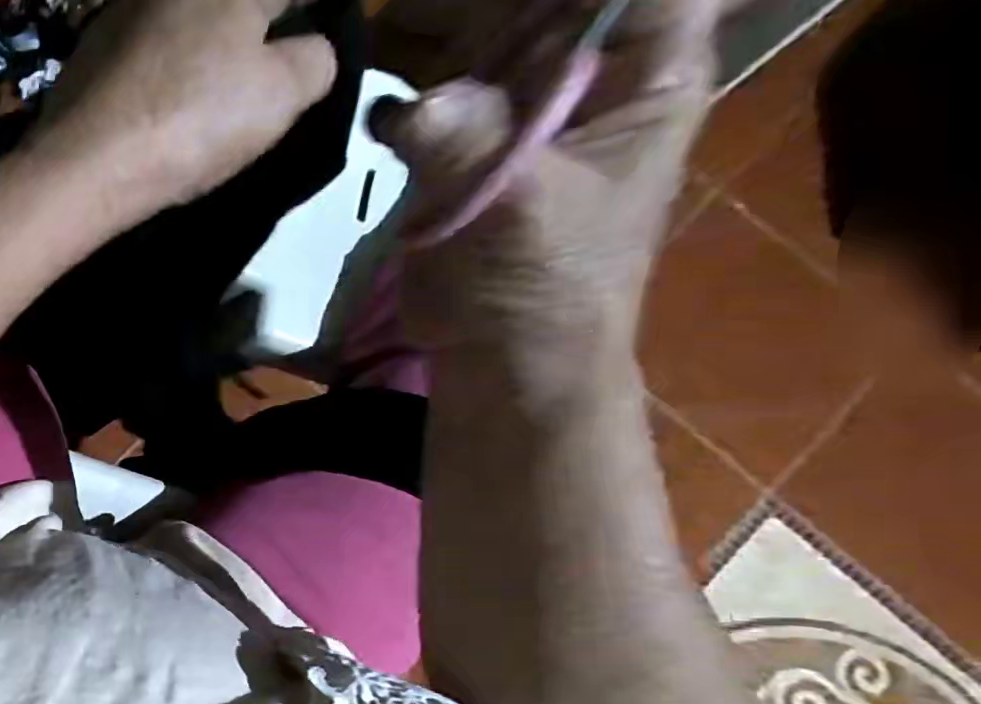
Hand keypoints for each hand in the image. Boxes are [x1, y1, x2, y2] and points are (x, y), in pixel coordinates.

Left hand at [31, 0, 338, 216]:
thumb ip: (313, 63)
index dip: (306, 17)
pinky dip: (159, 68)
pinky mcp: (90, 51)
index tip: (305, 50)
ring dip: (201, 48)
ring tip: (206, 94)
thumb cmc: (192, 123)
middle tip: (258, 73)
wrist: (85, 165)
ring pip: (182, 23)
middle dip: (250, 31)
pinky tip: (158, 104)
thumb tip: (311, 51)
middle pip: (229, 8)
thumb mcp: (278, 97)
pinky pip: (142, 50)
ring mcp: (125, 12)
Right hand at [373, 0, 719, 380]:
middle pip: (540, 1)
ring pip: (478, 39)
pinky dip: (400, 84)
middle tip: (408, 3)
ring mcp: (514, 112)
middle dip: (475, 0)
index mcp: (644, 70)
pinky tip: (373, 78)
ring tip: (382, 21)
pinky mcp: (457, 151)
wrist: (499, 354)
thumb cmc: (548, 285)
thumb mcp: (527, 210)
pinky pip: (431, 96)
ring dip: (429, 26)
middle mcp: (580, 76)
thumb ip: (474, 147)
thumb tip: (409, 108)